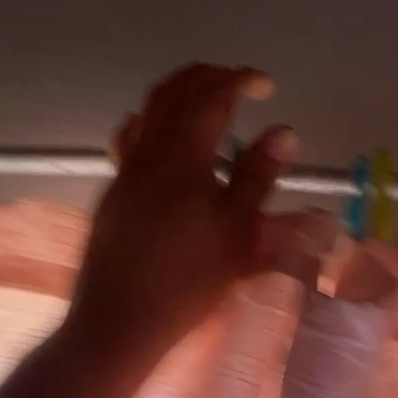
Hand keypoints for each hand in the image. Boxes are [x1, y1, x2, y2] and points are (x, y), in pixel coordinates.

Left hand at [62, 63, 293, 353]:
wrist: (119, 321)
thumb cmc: (189, 283)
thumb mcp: (238, 234)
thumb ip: (259, 178)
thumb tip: (284, 131)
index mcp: (184, 160)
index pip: (212, 99)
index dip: (240, 82)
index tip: (267, 84)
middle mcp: (149, 154)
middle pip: (174, 92)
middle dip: (209, 76)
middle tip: (239, 82)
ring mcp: (125, 172)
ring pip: (149, 110)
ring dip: (180, 93)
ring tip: (207, 102)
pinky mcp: (113, 193)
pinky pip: (131, 137)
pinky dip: (154, 120)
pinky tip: (162, 137)